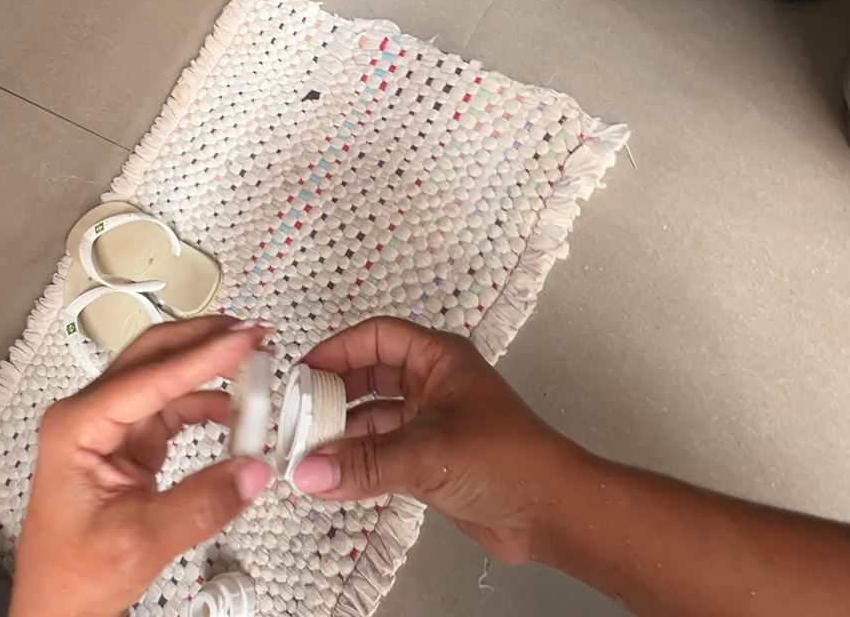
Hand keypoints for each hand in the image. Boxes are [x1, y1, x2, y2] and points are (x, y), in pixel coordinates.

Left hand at [10, 316, 274, 616]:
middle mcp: (92, 413)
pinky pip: (176, 403)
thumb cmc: (73, 578)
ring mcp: (112, 422)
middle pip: (155, 354)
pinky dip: (208, 400)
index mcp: (77, 426)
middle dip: (206, 338)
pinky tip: (235, 408)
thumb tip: (252, 469)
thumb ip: (202, 504)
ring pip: (168, 372)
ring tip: (253, 363)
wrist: (57, 610)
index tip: (243, 340)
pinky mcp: (131, 437)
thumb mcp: (141, 543)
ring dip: (211, 365)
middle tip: (252, 333)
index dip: (203, 356)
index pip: (151, 377)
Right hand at [289, 316, 587, 563]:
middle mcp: (430, 383)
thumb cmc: (509, 458)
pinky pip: (380, 450)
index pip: (376, 337)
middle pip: (370, 374)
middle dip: (334, 391)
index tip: (304, 371)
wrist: (552, 512)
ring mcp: (429, 421)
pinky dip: (356, 460)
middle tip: (298, 411)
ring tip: (306, 447)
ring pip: (373, 415)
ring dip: (342, 430)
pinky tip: (333, 475)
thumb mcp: (429, 452)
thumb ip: (366, 462)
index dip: (338, 349)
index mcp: (437, 358)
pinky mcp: (428, 459)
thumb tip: (309, 470)